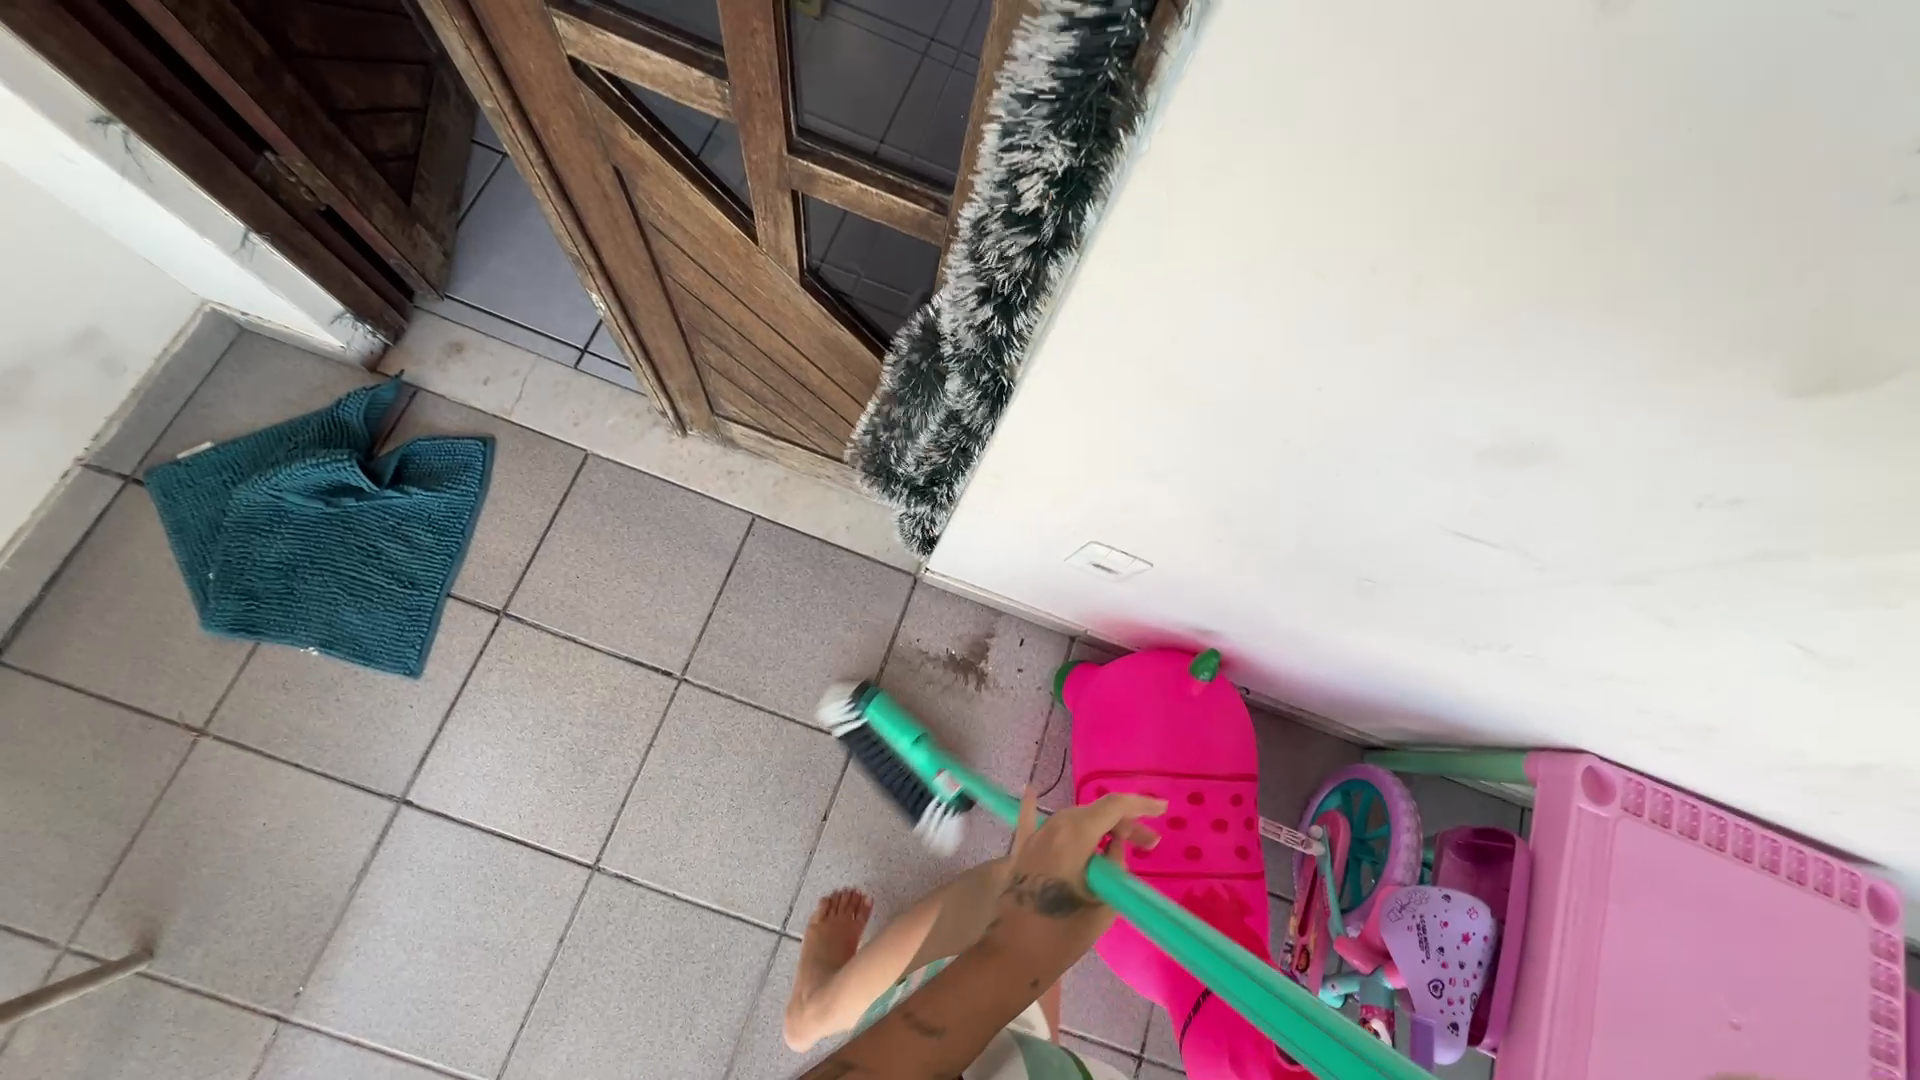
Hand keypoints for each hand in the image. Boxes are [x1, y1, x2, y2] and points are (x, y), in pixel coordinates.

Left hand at [988, 787, 1167, 965]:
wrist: (1015, 953)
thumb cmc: (1064, 932)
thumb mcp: (1104, 902)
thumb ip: (1116, 864)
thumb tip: (1117, 845)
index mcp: (1075, 834)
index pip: (1114, 806)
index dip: (1141, 804)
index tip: (1163, 809)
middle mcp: (1053, 826)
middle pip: (1095, 812)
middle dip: (1124, 823)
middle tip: (1150, 844)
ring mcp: (1034, 836)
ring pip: (1073, 819)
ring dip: (1098, 825)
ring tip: (1120, 843)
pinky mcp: (1021, 850)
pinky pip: (1030, 820)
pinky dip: (1035, 807)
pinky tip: (1031, 790)